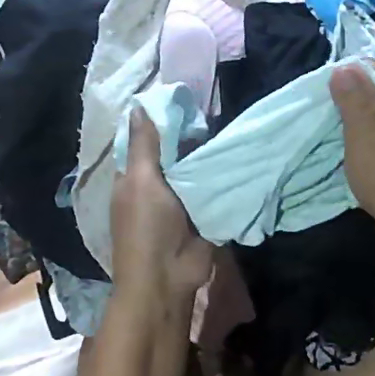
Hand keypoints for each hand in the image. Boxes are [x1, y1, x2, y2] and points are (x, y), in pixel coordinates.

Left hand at [111, 109, 214, 301]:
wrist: (168, 277)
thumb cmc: (146, 227)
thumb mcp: (141, 181)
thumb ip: (144, 146)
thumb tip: (137, 106)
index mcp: (134, 177)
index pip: (147, 141)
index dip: (163, 121)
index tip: (186, 98)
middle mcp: (157, 186)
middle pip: (175, 154)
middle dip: (192, 136)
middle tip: (217, 109)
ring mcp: (181, 201)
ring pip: (196, 170)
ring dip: (209, 156)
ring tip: (232, 124)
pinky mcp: (203, 214)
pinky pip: (213, 189)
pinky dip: (223, 177)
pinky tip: (240, 155)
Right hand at [330, 61, 374, 270]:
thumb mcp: (366, 149)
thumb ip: (355, 106)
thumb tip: (342, 67)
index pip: (370, 67)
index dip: (344, 79)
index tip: (325, 102)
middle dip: (350, 96)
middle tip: (328, 120)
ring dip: (359, 113)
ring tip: (340, 132)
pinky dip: (370, 127)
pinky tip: (359, 143)